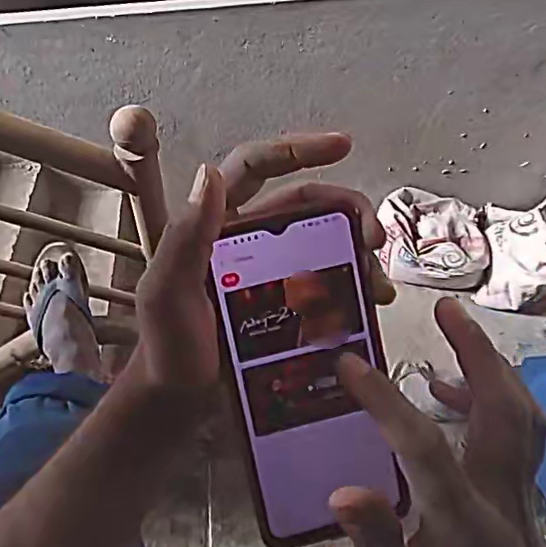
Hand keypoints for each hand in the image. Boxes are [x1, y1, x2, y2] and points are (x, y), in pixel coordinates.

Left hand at [124, 133, 390, 393]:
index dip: (294, 149)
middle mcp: (243, 241)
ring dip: (356, 250)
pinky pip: (325, 282)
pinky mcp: (283, 304)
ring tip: (377, 282)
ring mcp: (266, 273)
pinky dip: (351, 284)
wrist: (180, 401)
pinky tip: (369, 302)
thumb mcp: (168, 293)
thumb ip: (183, 239)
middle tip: (374, 238)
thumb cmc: (168, 349)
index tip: (341, 145)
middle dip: (345, 208)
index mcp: (211, 227)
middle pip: (303, 203)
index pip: (252, 169)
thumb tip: (208, 174)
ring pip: (321, 242)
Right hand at [331, 297, 545, 546]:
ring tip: (455, 330)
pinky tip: (449, 395)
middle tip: (446, 307)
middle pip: (506, 413)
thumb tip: (344, 490)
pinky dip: (491, 399)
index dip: (386, 403)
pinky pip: (518, 435)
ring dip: (492, 366)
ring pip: (523, 418)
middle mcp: (503, 503)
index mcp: (467, 532)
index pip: (425, 451)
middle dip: (478, 353)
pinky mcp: (522, 501)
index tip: (349, 365)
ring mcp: (521, 499)